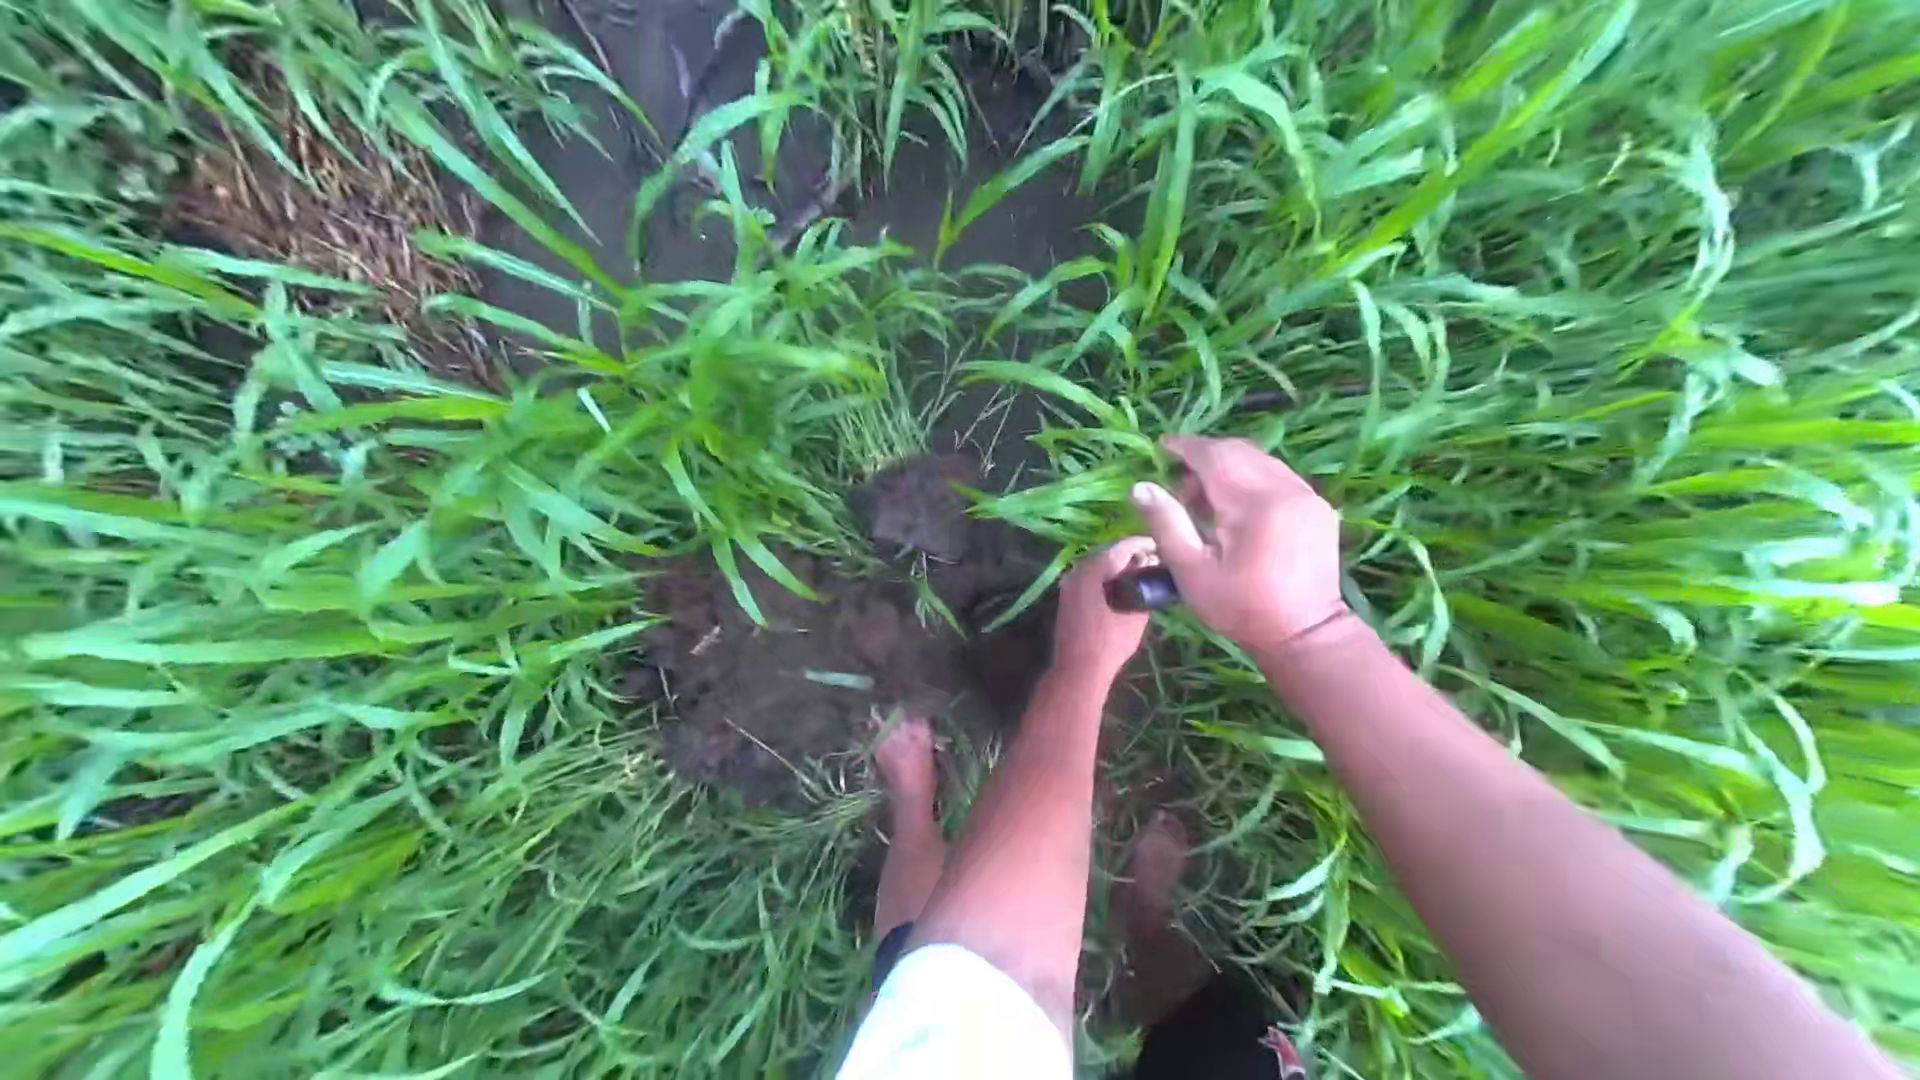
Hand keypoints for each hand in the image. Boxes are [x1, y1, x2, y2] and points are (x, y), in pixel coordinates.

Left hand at [1049, 537, 1155, 681]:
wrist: (1078, 669)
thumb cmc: (1109, 643)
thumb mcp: (1135, 616)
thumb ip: (1143, 589)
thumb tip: (1149, 572)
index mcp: (1091, 572)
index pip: (1120, 548)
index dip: (1141, 544)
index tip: (1159, 544)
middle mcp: (1076, 572)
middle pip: (1106, 554)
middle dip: (1130, 554)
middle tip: (1153, 557)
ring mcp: (1068, 585)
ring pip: (1097, 566)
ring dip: (1118, 566)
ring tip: (1142, 570)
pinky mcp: (1067, 598)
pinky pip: (1090, 579)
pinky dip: (1107, 577)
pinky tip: (1123, 585)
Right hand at [1131, 436, 1347, 652]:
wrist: (1304, 633)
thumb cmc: (1239, 606)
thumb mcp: (1190, 570)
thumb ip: (1165, 522)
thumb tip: (1140, 485)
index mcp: (1254, 503)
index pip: (1214, 456)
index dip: (1185, 447)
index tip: (1162, 446)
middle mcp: (1286, 489)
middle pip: (1239, 451)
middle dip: (1204, 456)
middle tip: (1178, 482)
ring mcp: (1307, 496)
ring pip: (1260, 460)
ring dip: (1227, 467)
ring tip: (1203, 499)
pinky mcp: (1318, 507)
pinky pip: (1278, 475)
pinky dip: (1250, 478)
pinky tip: (1235, 507)